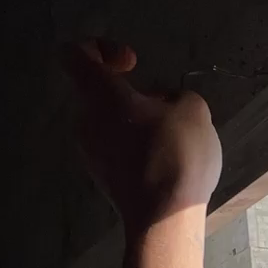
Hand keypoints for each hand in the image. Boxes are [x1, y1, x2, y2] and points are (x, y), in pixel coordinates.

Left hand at [63, 41, 222, 232]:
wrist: (165, 218)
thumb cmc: (176, 154)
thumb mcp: (194, 109)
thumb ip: (175, 96)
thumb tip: (163, 105)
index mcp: (98, 94)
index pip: (74, 54)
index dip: (101, 48)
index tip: (132, 64)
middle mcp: (84, 122)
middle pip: (98, 94)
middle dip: (132, 95)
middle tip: (166, 108)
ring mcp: (91, 155)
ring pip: (109, 125)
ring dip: (138, 125)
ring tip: (172, 140)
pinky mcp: (104, 181)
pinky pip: (117, 152)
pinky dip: (138, 150)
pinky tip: (167, 165)